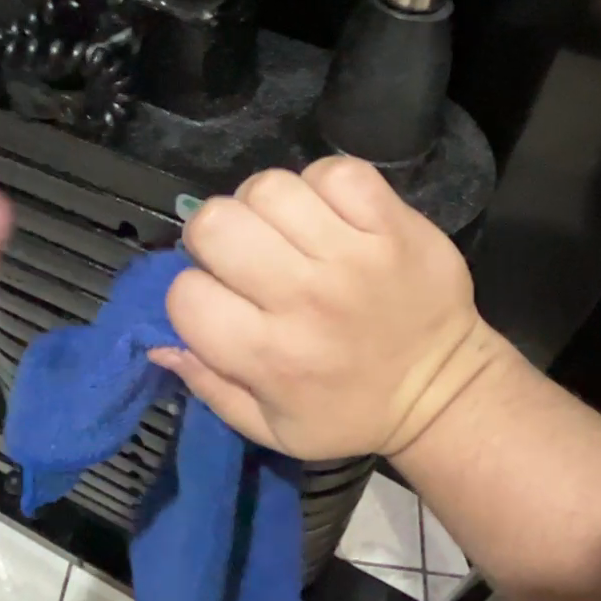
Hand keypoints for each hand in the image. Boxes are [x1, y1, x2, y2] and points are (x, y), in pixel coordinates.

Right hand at [152, 156, 505, 458]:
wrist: (443, 388)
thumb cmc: (350, 412)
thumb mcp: (272, 427)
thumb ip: (209, 386)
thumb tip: (158, 339)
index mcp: (271, 355)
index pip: (186, 294)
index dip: (192, 291)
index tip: (218, 299)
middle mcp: (306, 298)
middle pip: (217, 223)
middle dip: (215, 235)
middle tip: (242, 252)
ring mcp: (353, 254)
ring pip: (269, 188)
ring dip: (265, 205)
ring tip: (285, 229)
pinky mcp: (393, 224)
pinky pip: (335, 172)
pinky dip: (322, 184)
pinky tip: (328, 213)